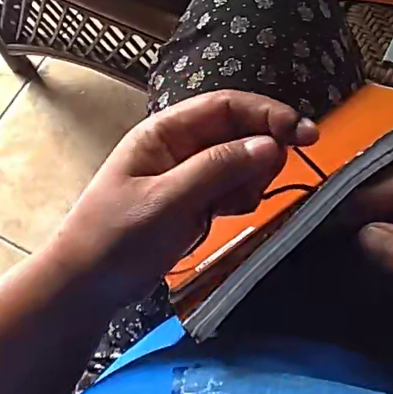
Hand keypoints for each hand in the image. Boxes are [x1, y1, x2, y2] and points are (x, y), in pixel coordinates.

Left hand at [47, 91, 317, 307]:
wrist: (86, 287)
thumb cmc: (114, 237)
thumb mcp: (166, 201)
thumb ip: (218, 169)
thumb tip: (271, 145)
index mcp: (167, 130)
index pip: (228, 106)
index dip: (269, 114)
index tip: (306, 134)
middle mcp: (182, 145)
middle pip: (242, 132)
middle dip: (260, 155)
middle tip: (254, 188)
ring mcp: (191, 173)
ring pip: (244, 162)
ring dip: (250, 182)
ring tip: (226, 209)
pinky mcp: (198, 199)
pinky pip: (236, 188)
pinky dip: (240, 200)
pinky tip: (220, 218)